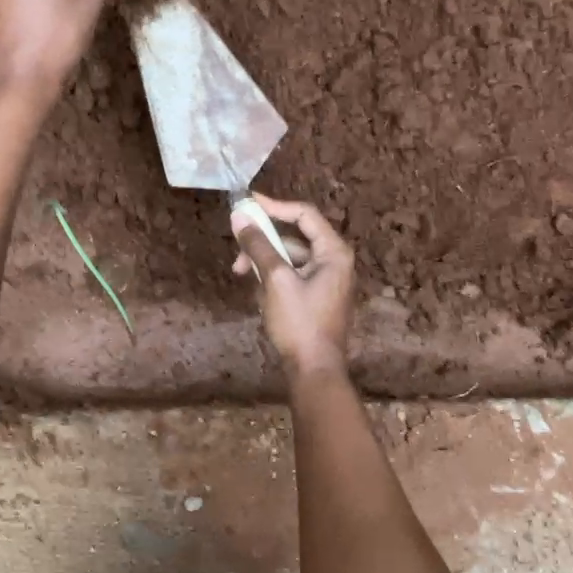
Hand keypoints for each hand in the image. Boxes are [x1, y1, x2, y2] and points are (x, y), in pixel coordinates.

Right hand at [232, 194, 355, 378]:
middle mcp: (335, 261)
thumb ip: (258, 245)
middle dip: (263, 241)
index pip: (304, 215)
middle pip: (294, 237)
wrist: (314, 369)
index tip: (246, 203)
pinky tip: (257, 292)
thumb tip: (239, 217)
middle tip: (237, 251)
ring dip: (264, 261)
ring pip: (289, 258)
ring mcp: (327, 281)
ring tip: (242, 275)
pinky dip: (272, 277)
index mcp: (334, 252)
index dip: (274, 206)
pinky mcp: (316, 297)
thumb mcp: (276, 280)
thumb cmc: (299, 322)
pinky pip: (291, 275)